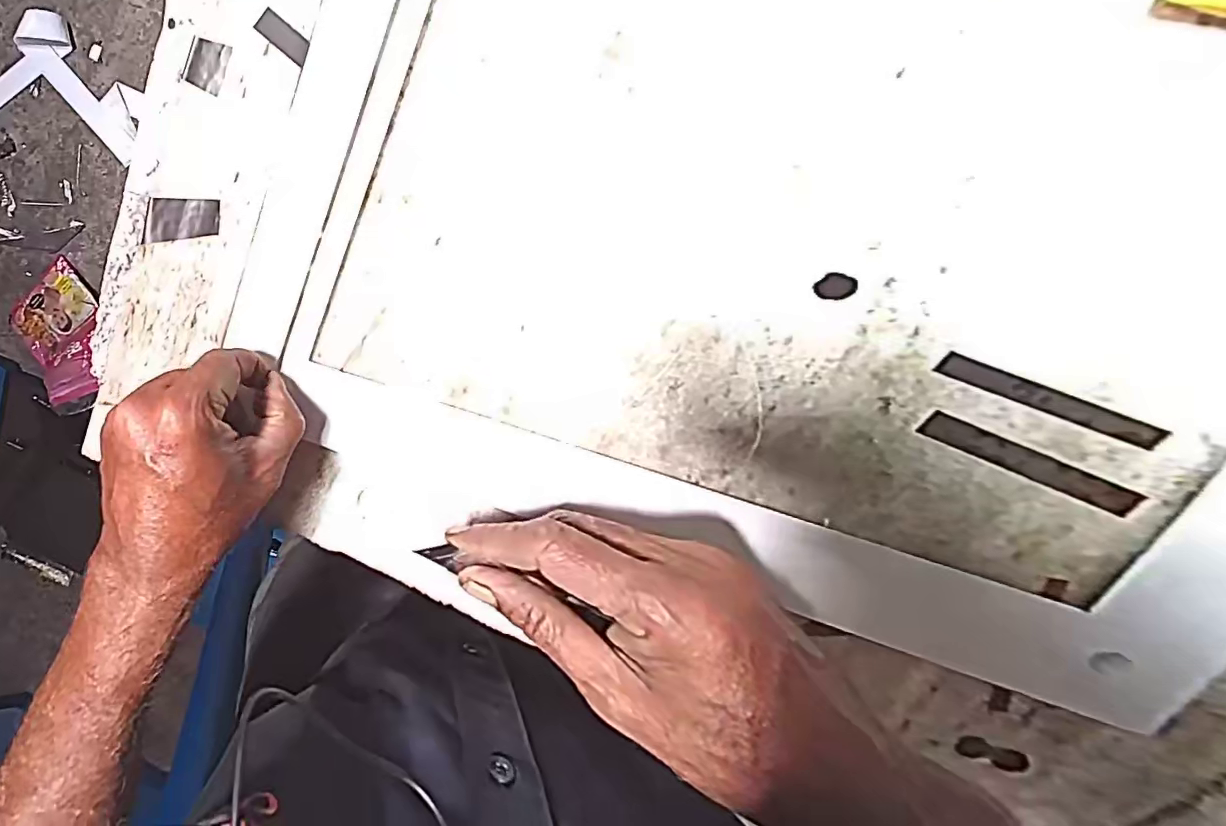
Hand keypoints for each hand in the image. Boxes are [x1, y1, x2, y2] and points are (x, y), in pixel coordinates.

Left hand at [96, 350, 304, 600]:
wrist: (153, 560)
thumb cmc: (198, 528)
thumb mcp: (265, 469)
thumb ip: (282, 416)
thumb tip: (274, 388)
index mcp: (182, 412)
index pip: (224, 360)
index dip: (251, 368)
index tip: (259, 379)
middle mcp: (145, 407)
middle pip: (201, 373)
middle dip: (226, 394)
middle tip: (239, 427)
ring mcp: (125, 416)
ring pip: (179, 384)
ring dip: (200, 403)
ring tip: (210, 444)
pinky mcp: (115, 425)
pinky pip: (156, 401)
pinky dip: (175, 415)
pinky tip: (187, 448)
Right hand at [448, 511, 1010, 825]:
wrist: (829, 765)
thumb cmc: (739, 748)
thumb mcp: (619, 697)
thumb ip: (546, 628)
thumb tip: (493, 586)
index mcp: (666, 601)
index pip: (554, 547)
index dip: (496, 542)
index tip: (462, 545)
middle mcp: (688, 564)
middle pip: (572, 525)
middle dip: (515, 537)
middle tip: (475, 557)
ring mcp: (703, 556)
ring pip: (597, 526)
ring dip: (548, 541)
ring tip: (512, 568)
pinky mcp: (710, 558)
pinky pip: (628, 537)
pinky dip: (586, 548)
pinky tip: (567, 573)